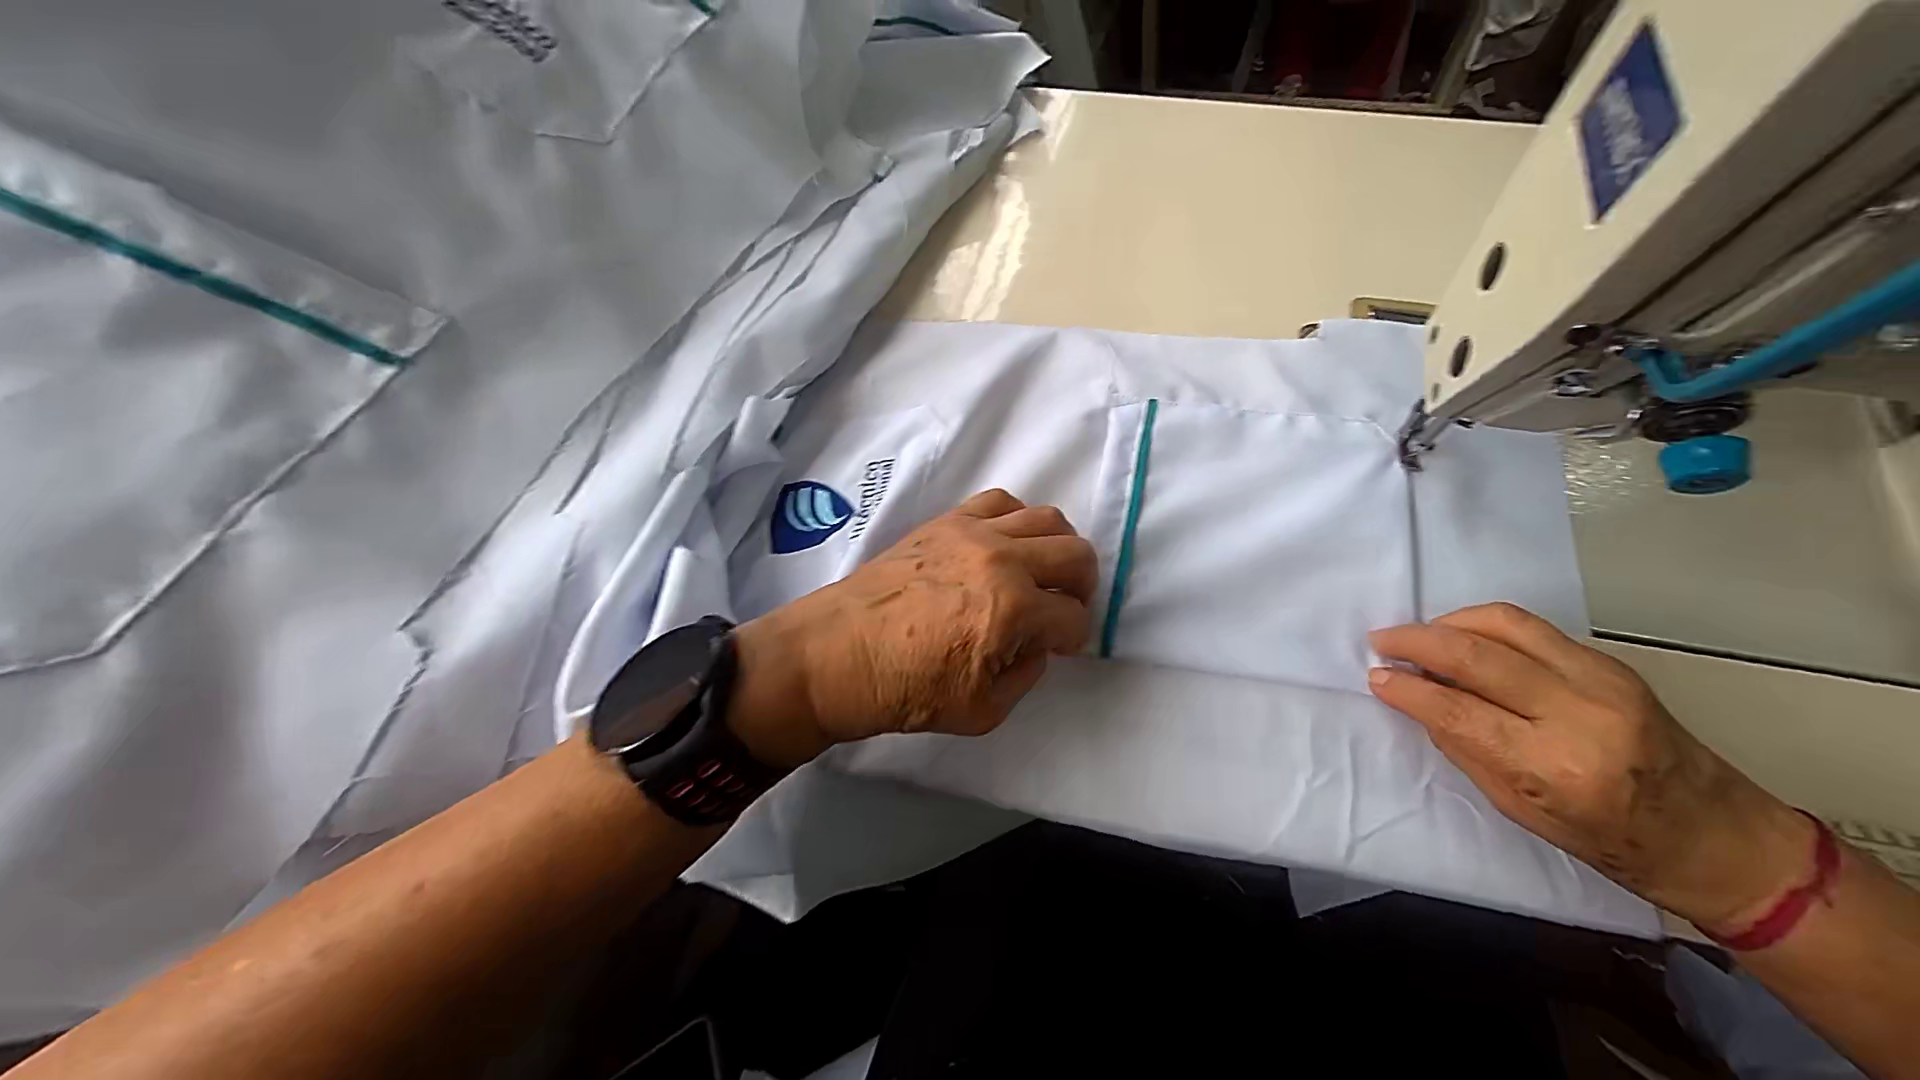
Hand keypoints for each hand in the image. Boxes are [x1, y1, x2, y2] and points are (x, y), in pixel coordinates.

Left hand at [727, 489, 1096, 769]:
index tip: (1058, 648)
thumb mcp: (983, 711)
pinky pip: (1000, 501)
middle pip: (1076, 555)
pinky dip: (1017, 520)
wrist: (837, 655)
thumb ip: (1026, 674)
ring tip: (1041, 574)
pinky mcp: (945, 522)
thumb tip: (1036, 643)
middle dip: (1082, 587)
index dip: (1073, 639)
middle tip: (1063, 609)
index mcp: (1012, 609)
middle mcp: (1001, 559)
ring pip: (1046, 519)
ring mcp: (971, 533)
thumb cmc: (905, 690)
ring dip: (1057, 549)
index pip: (1073, 618)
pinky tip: (1006, 545)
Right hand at [1367, 603, 1816, 933]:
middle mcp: (1581, 715)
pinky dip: (1484, 626)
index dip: (1407, 689)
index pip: (1457, 710)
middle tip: (1382, 640)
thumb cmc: (1609, 839)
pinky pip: (1532, 629)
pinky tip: (1463, 640)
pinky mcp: (1612, 664)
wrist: (1718, 836)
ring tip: (1420, 636)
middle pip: (1476, 655)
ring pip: (1505, 624)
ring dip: (1449, 623)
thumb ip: (1465, 746)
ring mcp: (1603, 682)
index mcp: (1555, 767)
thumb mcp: (1518, 807)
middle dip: (1417, 641)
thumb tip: (1418, 700)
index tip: (1375, 676)